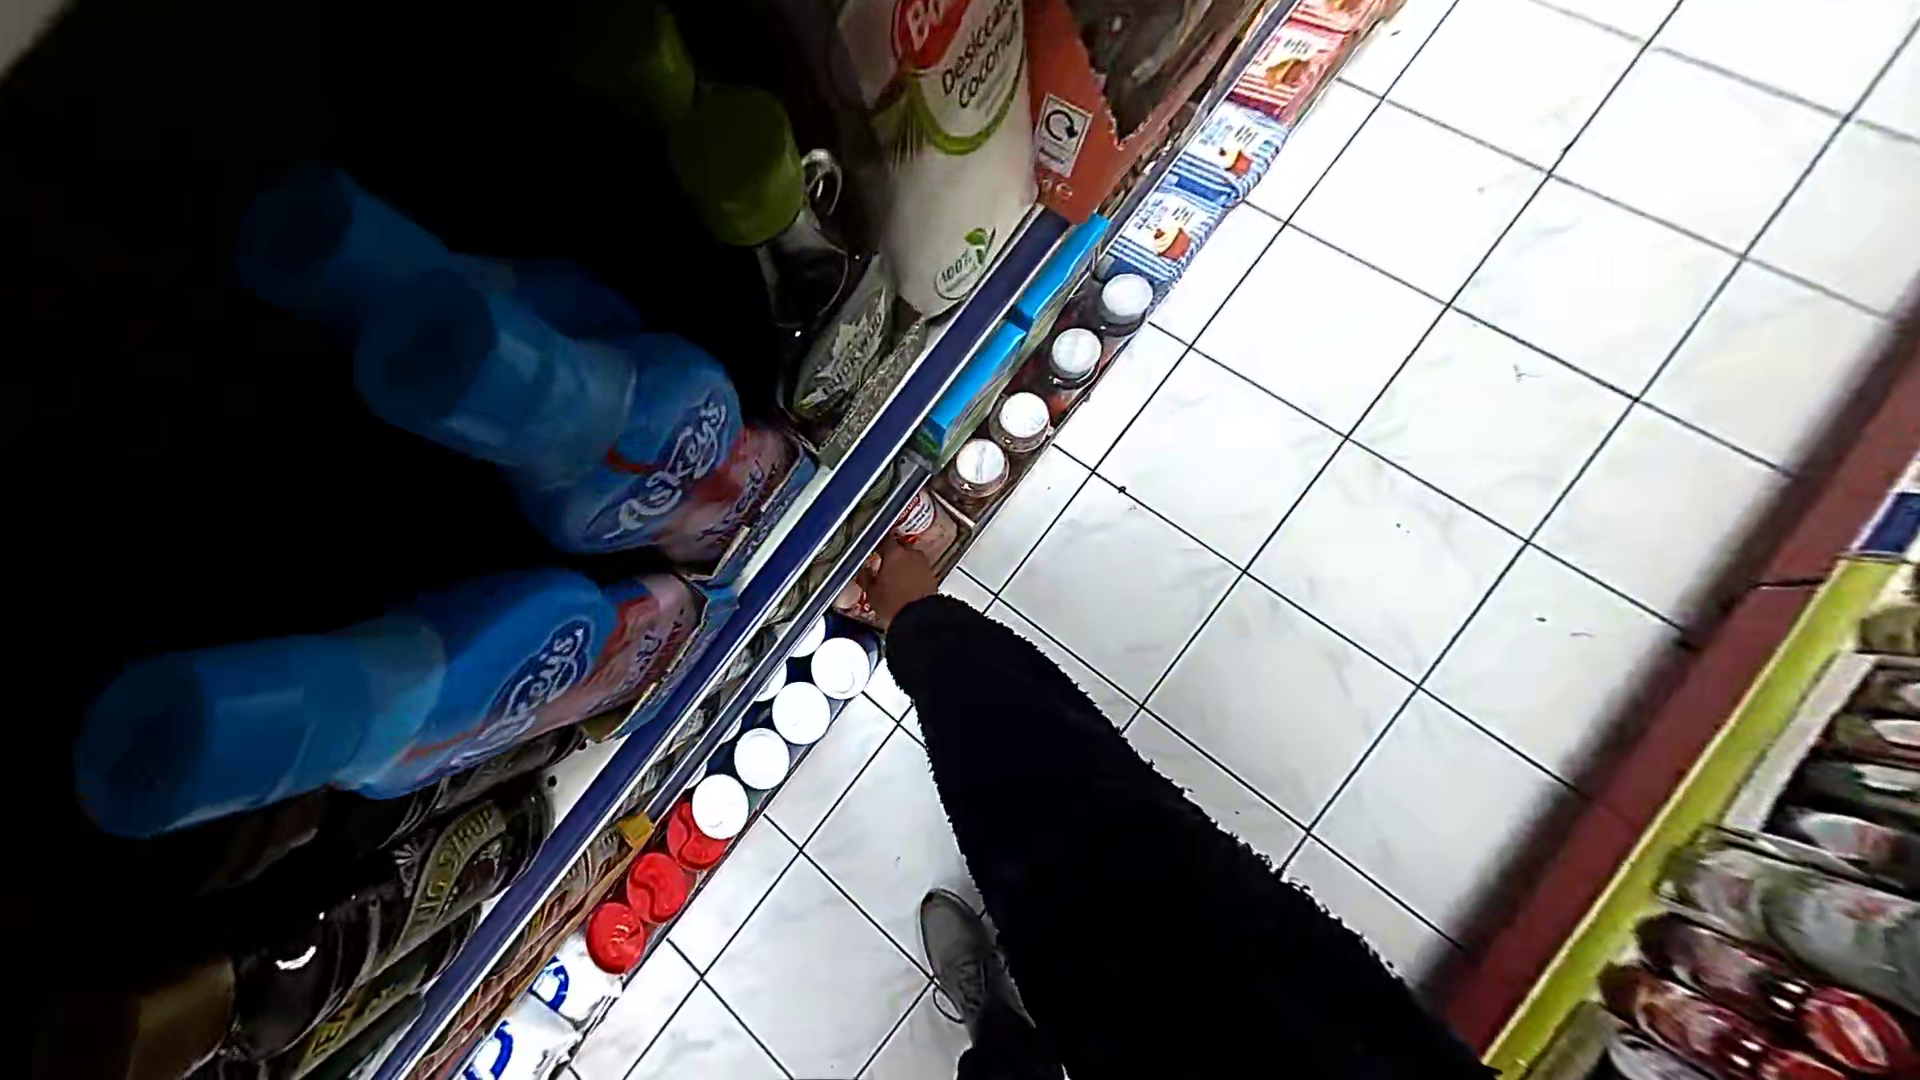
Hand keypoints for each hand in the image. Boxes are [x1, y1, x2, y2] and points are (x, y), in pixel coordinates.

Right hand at [859, 539, 939, 628]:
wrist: (919, 617)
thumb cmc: (893, 604)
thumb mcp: (871, 592)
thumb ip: (866, 577)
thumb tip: (864, 572)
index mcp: (894, 554)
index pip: (885, 542)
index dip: (879, 546)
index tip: (875, 552)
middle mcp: (912, 555)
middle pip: (901, 549)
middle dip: (894, 556)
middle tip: (885, 566)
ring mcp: (924, 565)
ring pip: (912, 559)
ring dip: (905, 565)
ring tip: (897, 578)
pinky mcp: (933, 577)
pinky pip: (921, 571)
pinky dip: (915, 575)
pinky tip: (908, 586)